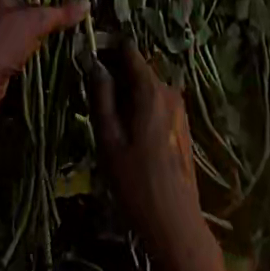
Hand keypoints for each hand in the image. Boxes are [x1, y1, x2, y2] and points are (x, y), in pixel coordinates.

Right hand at [90, 42, 232, 270]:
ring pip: (146, 85)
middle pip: (137, 67)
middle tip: (91, 90)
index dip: (107, 47)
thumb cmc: (136, 183)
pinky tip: (126, 129)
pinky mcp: (182, 123)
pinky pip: (156, 101)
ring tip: (105, 113)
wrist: (175, 223)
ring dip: (126, 90)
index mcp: (151, 89)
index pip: (128, 50)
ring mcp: (179, 107)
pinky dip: (139, 104)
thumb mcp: (109, 139)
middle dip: (114, 71)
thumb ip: (101, 96)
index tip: (88, 54)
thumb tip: (93, 62)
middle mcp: (169, 90)